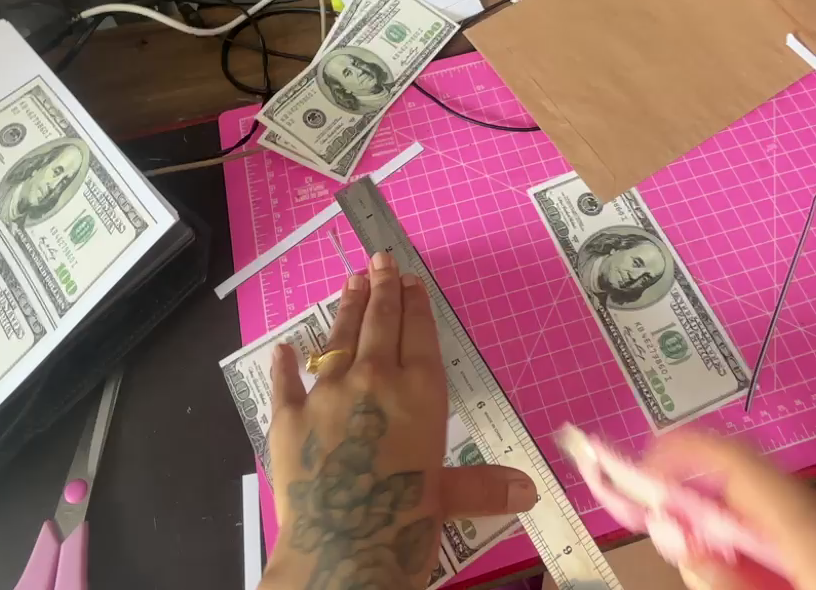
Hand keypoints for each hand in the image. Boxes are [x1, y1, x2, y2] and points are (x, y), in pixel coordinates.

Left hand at [260, 253, 536, 589]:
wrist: (340, 556)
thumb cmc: (404, 525)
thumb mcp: (448, 501)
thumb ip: (483, 486)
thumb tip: (530, 491)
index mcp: (419, 392)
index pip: (419, 334)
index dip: (416, 303)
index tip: (411, 280)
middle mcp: (375, 379)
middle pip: (381, 322)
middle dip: (383, 288)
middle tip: (379, 259)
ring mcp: (328, 393)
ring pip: (340, 338)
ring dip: (347, 307)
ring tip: (350, 281)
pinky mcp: (289, 415)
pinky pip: (286, 381)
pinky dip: (285, 364)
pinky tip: (284, 347)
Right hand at [644, 431, 815, 589]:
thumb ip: (731, 584)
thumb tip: (683, 542)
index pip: (736, 460)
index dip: (682, 453)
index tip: (648, 472)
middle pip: (768, 491)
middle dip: (727, 517)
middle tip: (707, 558)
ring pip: (810, 513)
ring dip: (778, 539)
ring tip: (778, 585)